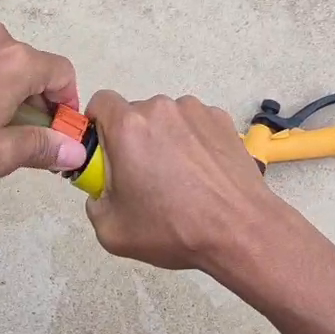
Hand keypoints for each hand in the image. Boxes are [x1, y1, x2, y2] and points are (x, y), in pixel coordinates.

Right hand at [82, 91, 290, 273]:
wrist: (240, 230)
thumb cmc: (175, 229)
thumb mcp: (112, 230)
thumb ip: (94, 201)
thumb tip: (102, 189)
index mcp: (128, 127)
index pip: (100, 102)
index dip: (98, 125)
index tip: (105, 151)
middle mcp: (160, 109)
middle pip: (135, 115)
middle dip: (134, 140)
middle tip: (144, 177)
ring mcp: (195, 111)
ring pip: (166, 120)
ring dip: (165, 140)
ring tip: (180, 179)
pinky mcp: (221, 119)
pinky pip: (195, 125)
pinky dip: (193, 142)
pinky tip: (202, 174)